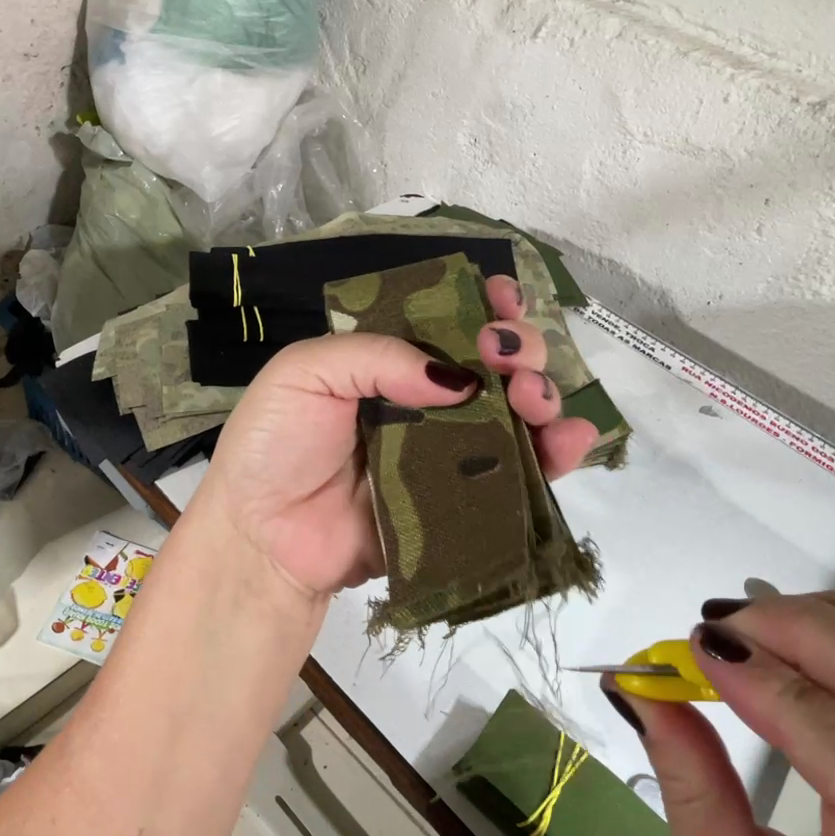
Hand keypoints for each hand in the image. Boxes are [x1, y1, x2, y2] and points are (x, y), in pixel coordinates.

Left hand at [197, 275, 600, 597]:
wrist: (263, 538)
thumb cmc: (274, 442)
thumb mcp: (307, 372)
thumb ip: (380, 357)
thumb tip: (461, 378)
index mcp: (384, 361)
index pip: (445, 322)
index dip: (481, 304)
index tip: (503, 297)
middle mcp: (421, 400)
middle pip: (490, 364)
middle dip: (516, 347)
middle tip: (507, 354)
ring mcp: (445, 453)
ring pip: (513, 415)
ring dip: (540, 394)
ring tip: (533, 397)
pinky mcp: (460, 504)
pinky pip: (517, 477)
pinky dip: (555, 455)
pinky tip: (571, 438)